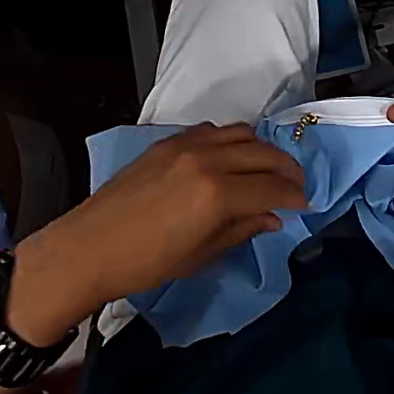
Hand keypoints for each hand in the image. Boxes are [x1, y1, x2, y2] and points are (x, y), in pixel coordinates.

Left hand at [6, 124, 305, 343]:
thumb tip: (272, 218)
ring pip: (240, 133)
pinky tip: (230, 156)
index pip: (271, 187)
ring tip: (268, 167)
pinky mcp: (168, 141)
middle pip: (263, 154)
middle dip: (287, 168)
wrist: (88, 247)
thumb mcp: (201, 255)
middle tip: (296, 183)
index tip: (305, 204)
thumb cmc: (146, 263)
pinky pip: (212, 130)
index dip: (294, 195)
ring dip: (261, 149)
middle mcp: (207, 160)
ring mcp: (186, 145)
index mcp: (217, 194)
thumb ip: (242, 230)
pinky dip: (231, 139)